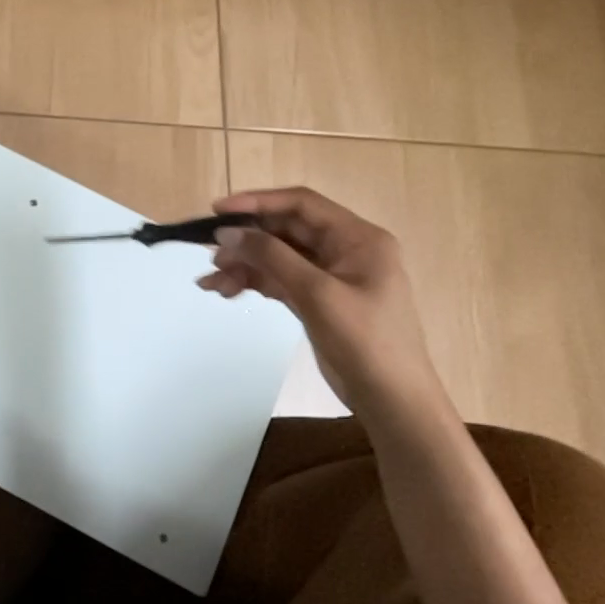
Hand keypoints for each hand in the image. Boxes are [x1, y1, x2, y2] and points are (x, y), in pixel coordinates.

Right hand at [198, 187, 443, 420]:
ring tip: (213, 283)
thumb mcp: (317, 294)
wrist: (392, 400)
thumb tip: (227, 232)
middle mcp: (344, 249)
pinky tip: (226, 291)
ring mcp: (330, 275)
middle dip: (245, 241)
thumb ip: (271, 257)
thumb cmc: (366, 341)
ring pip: (275, 255)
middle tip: (212, 257)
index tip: (217, 212)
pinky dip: (251, 282)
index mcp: (358, 238)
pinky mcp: (316, 298)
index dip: (257, 202)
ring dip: (243, 265)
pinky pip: (277, 278)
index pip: (301, 204)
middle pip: (284, 230)